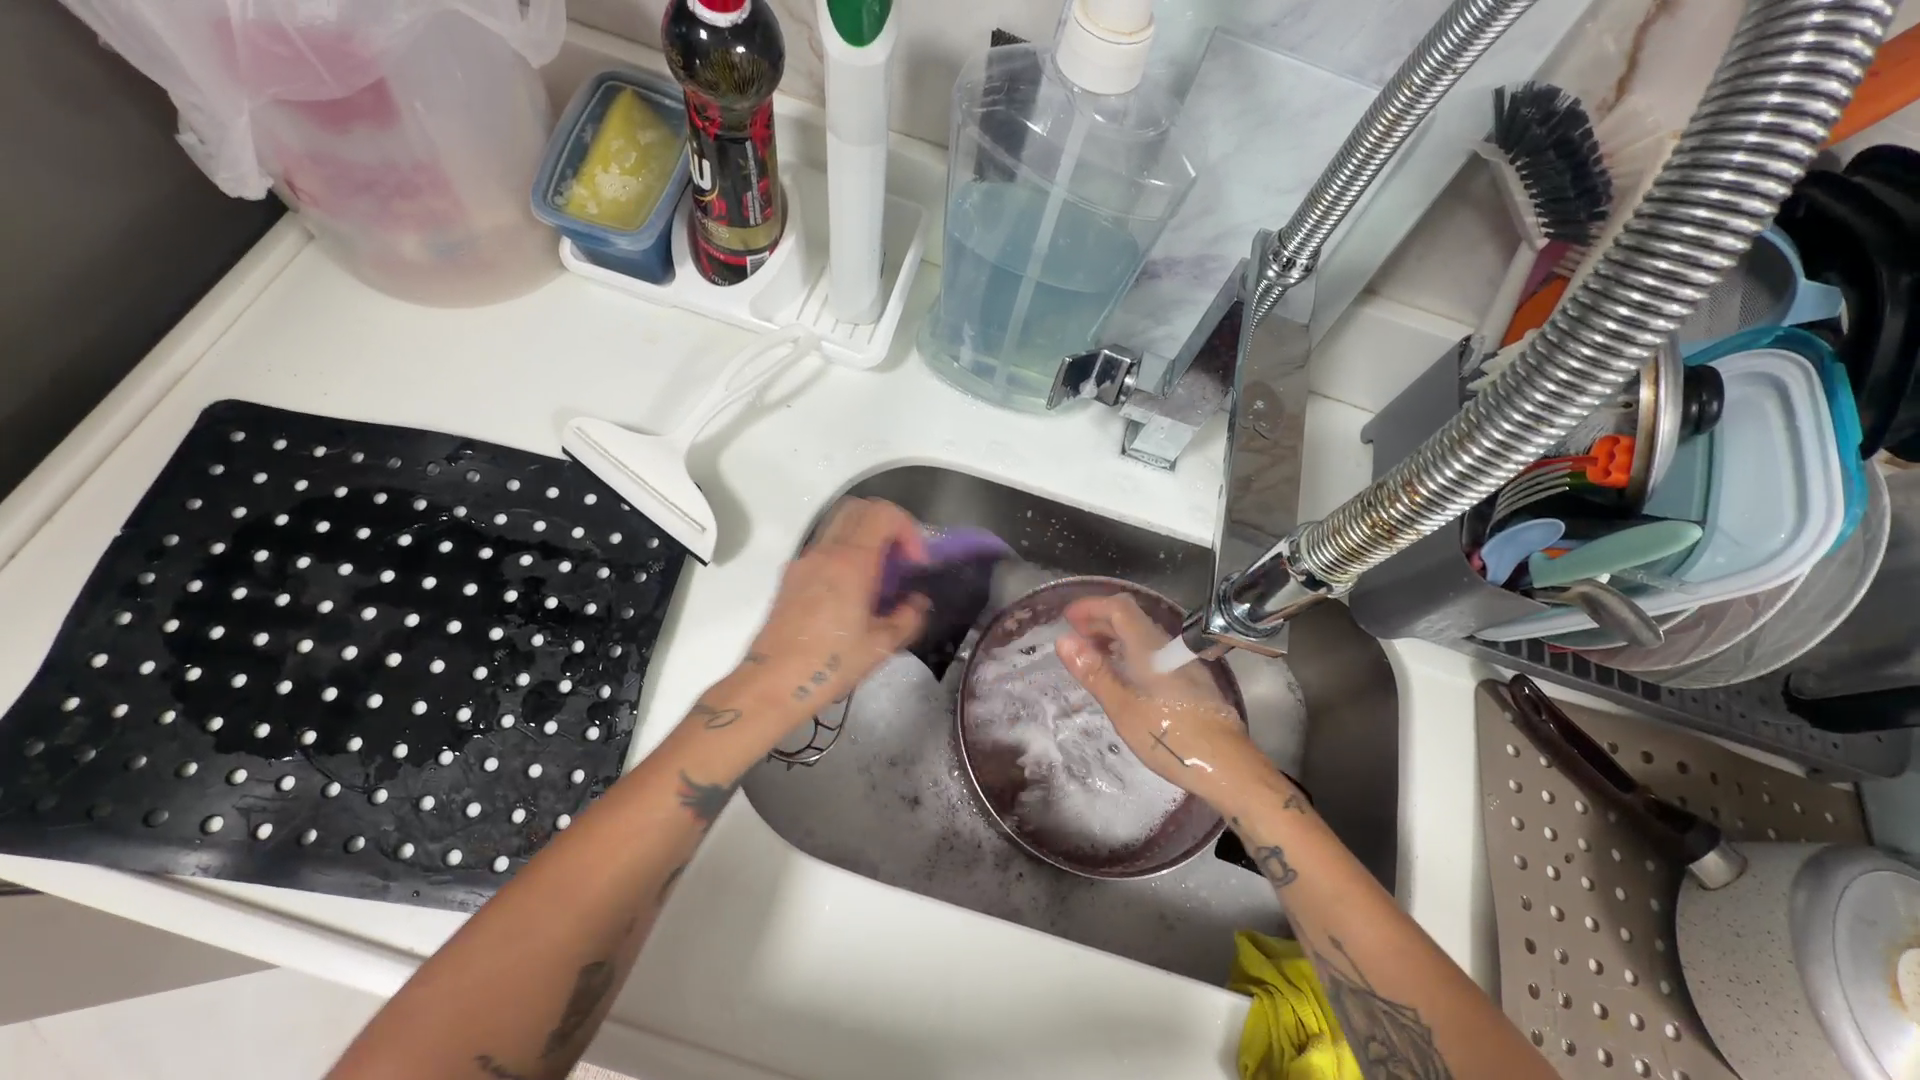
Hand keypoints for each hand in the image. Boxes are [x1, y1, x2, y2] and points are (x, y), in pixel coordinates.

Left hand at [734, 498, 929, 730]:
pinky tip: (853, 594)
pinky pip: (824, 548)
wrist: (773, 683)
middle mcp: (824, 552)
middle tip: (901, 559)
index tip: (916, 564)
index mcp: (850, 562)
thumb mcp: (882, 646)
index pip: (883, 514)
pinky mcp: (791, 578)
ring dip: (865, 538)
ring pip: (839, 526)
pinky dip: (845, 554)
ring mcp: (803, 562)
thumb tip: (916, 602)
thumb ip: (908, 616)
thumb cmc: (830, 664)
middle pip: (859, 508)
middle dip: (888, 526)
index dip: (908, 530)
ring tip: (879, 578)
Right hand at [1054, 594, 1278, 811]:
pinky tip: (1123, 675)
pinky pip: (1154, 652)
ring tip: (1092, 655)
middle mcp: (1168, 647)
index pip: (1119, 608)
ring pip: (1144, 635)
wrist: (1227, 764)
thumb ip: (1094, 672)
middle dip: (1099, 620)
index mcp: (1150, 648)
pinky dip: (1130, 652)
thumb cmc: (1170, 737)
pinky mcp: (1191, 680)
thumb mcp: (1123, 708)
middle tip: (1074, 638)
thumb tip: (1064, 642)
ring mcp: (1183, 663)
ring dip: (1115, 636)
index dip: (1091, 606)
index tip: (1067, 618)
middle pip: (1132, 618)